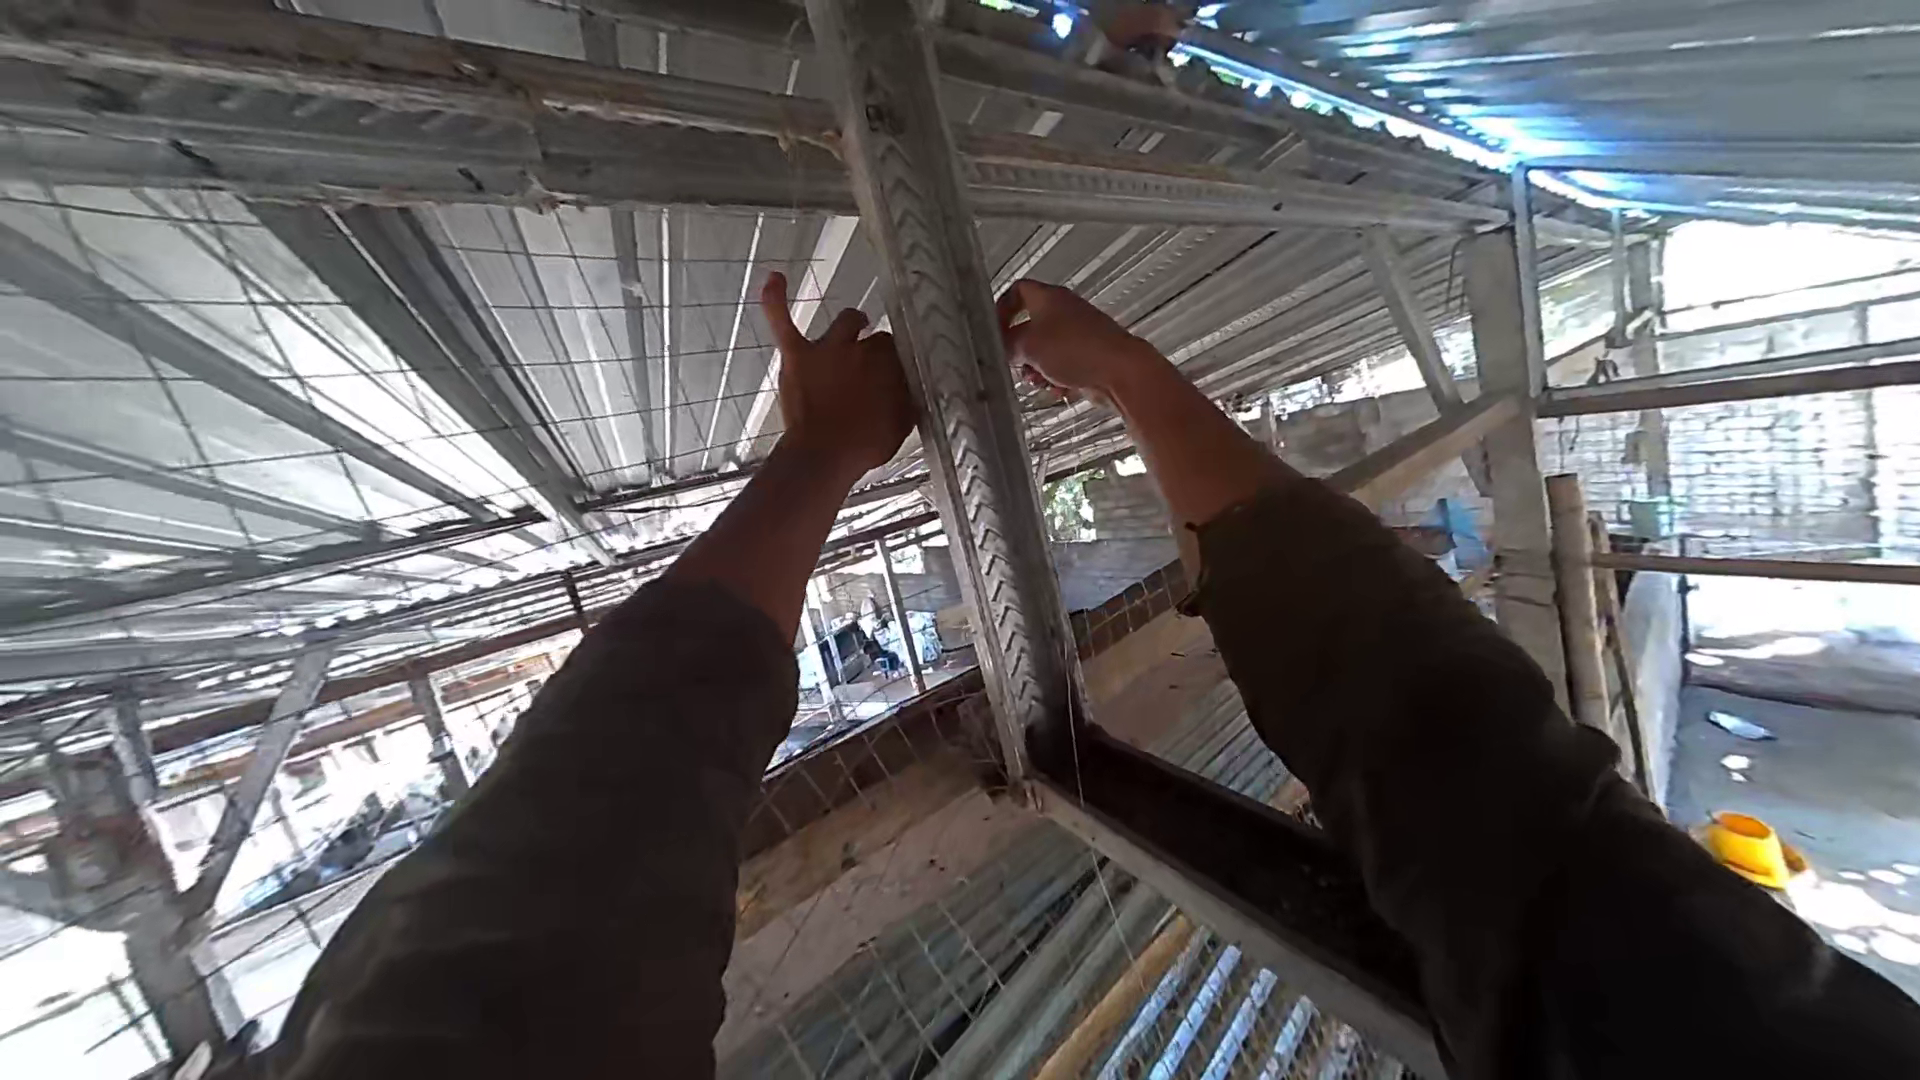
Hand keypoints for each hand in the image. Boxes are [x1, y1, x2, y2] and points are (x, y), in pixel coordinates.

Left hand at [762, 271, 913, 477]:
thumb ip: (906, 403)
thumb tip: (911, 396)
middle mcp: (861, 349)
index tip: (895, 374)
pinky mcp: (798, 355)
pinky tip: (775, 278)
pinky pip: (783, 320)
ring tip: (858, 323)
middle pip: (876, 338)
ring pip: (845, 323)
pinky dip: (776, 299)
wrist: (824, 455)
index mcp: (889, 366)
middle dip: (877, 348)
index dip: (895, 363)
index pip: (898, 353)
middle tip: (876, 364)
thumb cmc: (863, 446)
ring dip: (852, 323)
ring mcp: (828, 349)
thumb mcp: (900, 426)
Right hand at [996, 279, 1166, 403]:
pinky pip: (1063, 365)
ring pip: (1045, 349)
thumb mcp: (1029, 346)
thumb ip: (1009, 344)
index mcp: (1048, 298)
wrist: (1118, 371)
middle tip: (1015, 363)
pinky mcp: (1088, 355)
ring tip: (1037, 380)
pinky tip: (1058, 388)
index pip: (1017, 290)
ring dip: (1036, 367)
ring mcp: (1078, 333)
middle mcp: (1064, 311)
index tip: (994, 331)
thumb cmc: (1074, 350)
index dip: (1002, 309)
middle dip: (1019, 349)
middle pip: (1030, 326)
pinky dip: (1056, 376)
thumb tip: (1002, 347)